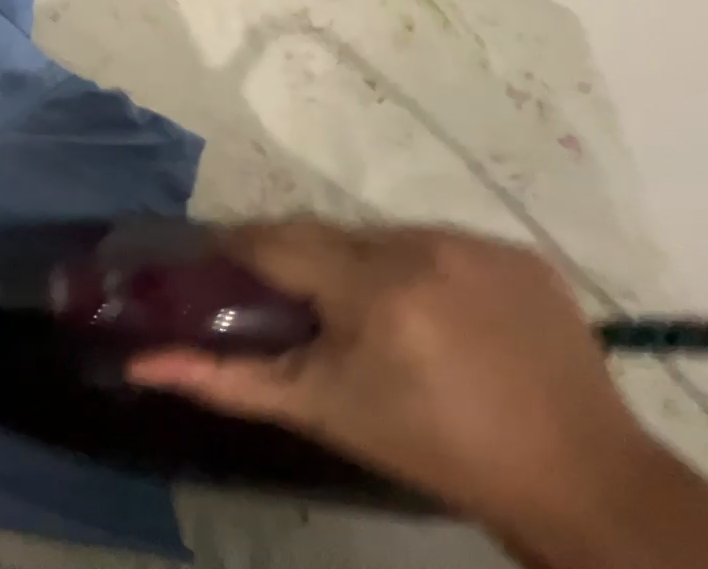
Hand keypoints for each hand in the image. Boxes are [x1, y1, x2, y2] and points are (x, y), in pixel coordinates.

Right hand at [126, 222, 649, 529]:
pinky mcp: (518, 253)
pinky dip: (407, 263)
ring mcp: (477, 246)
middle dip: (293, 258)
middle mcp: (424, 250)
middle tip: (281, 298)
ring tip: (352, 306)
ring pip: (373, 233)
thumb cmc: (426, 443)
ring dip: (349, 259)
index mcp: (373, 289)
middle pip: (321, 232)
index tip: (212, 264)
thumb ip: (220, 378)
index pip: (272, 240)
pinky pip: (429, 240)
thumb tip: (136, 364)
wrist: (575, 478)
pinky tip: (418, 306)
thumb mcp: (315, 409)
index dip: (234, 246)